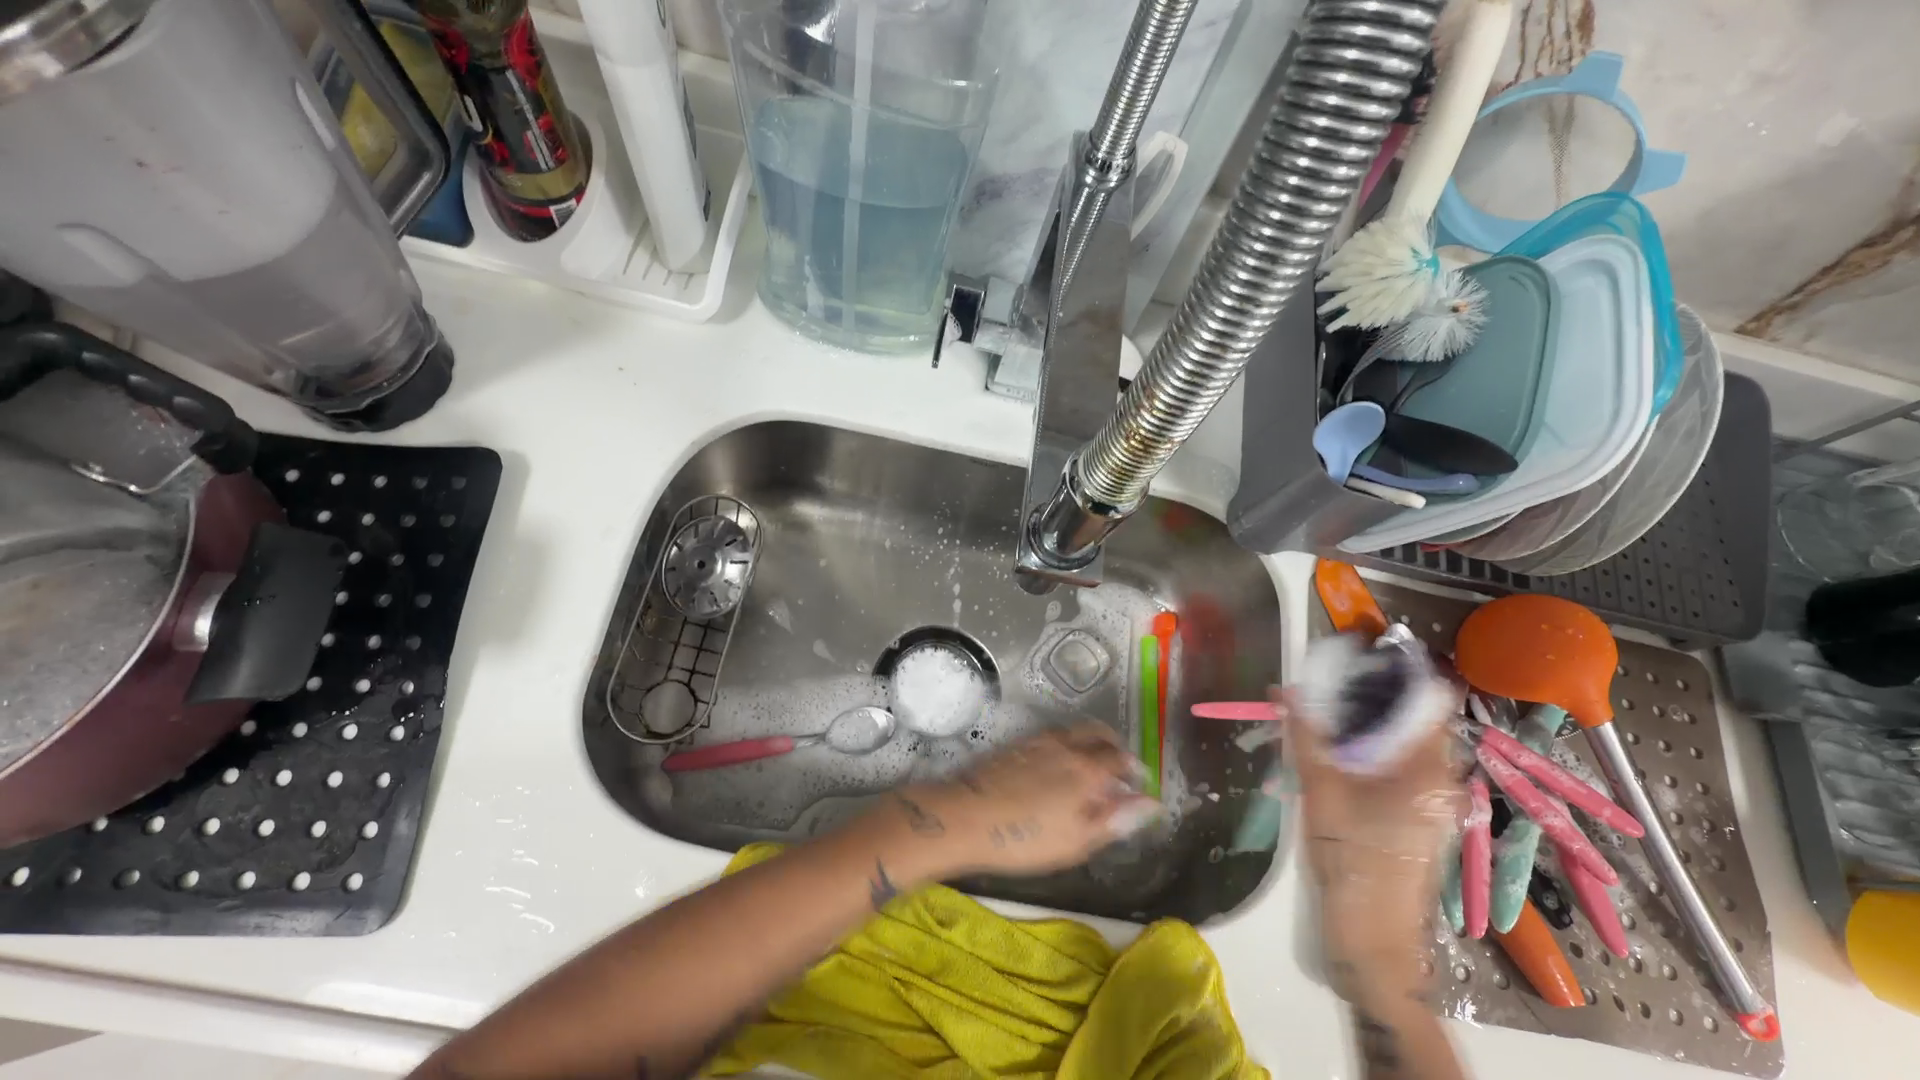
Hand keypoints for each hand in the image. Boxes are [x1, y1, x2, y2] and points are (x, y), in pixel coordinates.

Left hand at [875, 721, 1159, 879]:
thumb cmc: (1024, 839)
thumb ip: (1115, 819)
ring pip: (1075, 731)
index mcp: (1088, 770)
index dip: (1134, 771)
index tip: (1138, 783)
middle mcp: (1066, 746)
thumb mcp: (1077, 841)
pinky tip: (1056, 764)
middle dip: (1115, 748)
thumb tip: (1150, 804)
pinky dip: (1065, 743)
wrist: (964, 818)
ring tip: (1089, 764)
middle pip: (1100, 735)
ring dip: (1090, 742)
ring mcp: (1037, 741)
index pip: (1121, 760)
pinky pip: (1051, 735)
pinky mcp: (1014, 744)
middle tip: (1118, 766)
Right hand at [1283, 689, 1462, 1011]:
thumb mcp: (1321, 794)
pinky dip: (1360, 755)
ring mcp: (1429, 801)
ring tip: (1313, 717)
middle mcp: (1440, 780)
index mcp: (1430, 769)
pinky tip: (1324, 757)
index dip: (1393, 672)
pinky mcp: (1413, 818)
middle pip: (1407, 720)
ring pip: (1396, 746)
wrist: (1372, 942)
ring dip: (1357, 728)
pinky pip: (1390, 769)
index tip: (1352, 659)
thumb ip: (1306, 737)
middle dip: (1363, 699)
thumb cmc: (1353, 864)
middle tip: (1318, 687)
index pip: (1427, 698)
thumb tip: (1287, 690)